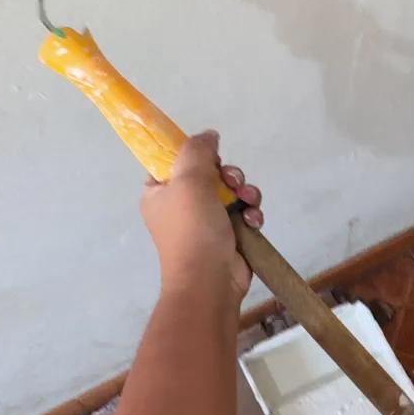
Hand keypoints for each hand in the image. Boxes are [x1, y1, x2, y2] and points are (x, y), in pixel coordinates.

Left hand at [139, 131, 262, 299]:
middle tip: (232, 183)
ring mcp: (206, 221)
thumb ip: (198, 150)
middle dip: (228, 176)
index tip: (209, 159)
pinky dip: (251, 214)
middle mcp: (181, 205)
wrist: (210, 279)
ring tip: (248, 203)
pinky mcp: (229, 235)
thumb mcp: (188, 179)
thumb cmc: (192, 229)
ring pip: (232, 191)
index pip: (173, 162)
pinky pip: (244, 213)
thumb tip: (209, 135)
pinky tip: (253, 221)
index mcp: (160, 192)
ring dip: (245, 193)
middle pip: (209, 173)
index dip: (194, 156)